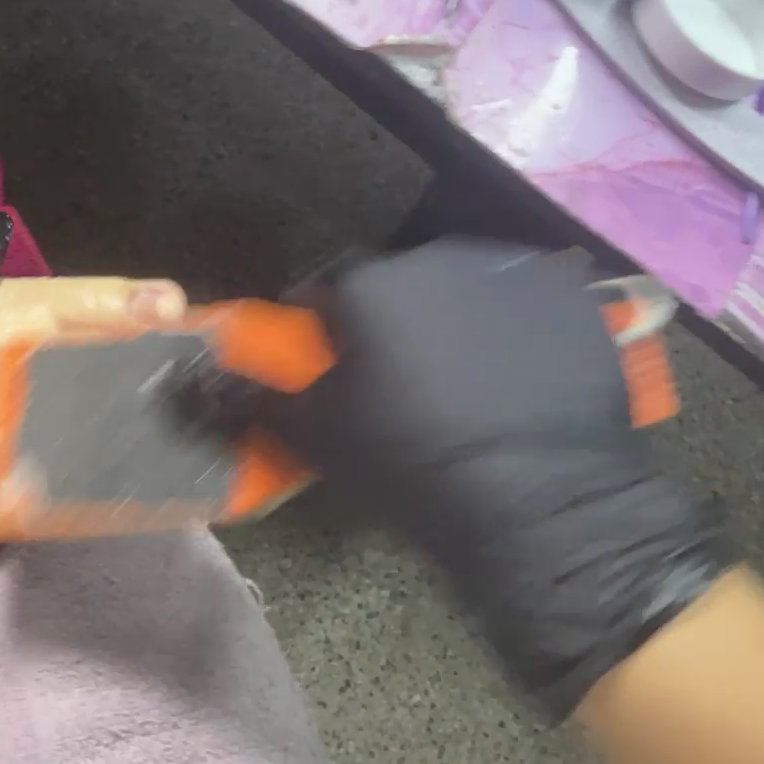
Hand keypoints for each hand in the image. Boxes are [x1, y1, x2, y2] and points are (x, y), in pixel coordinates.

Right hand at [179, 240, 732, 719]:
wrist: (538, 505)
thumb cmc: (409, 464)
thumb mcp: (316, 435)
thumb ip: (256, 398)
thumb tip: (199, 385)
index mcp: (369, 285)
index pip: (326, 292)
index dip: (324, 331)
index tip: (334, 366)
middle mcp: (435, 258)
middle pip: (396, 286)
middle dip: (389, 322)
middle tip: (402, 379)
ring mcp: (507, 270)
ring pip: (459, 287)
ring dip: (450, 318)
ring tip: (466, 377)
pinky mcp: (565, 293)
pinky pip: (520, 300)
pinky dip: (511, 324)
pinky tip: (518, 371)